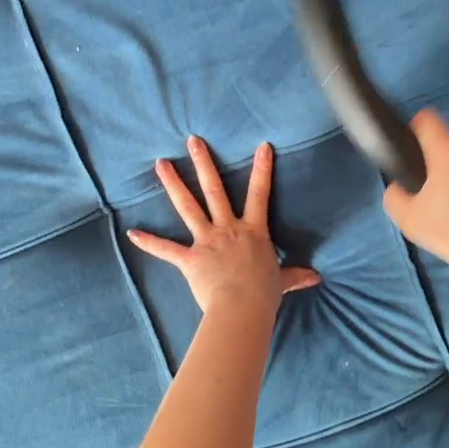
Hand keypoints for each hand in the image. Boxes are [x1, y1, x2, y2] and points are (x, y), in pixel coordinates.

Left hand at [127, 136, 320, 313]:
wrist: (242, 307)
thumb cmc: (264, 294)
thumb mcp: (283, 281)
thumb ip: (296, 276)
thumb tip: (316, 278)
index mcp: (253, 231)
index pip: (260, 194)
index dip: (262, 169)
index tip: (262, 145)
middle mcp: (228, 229)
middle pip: (215, 190)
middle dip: (204, 163)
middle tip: (193, 140)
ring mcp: (207, 241)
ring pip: (187, 207)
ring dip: (173, 184)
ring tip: (160, 163)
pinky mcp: (190, 259)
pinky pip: (166, 250)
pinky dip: (149, 242)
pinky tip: (132, 233)